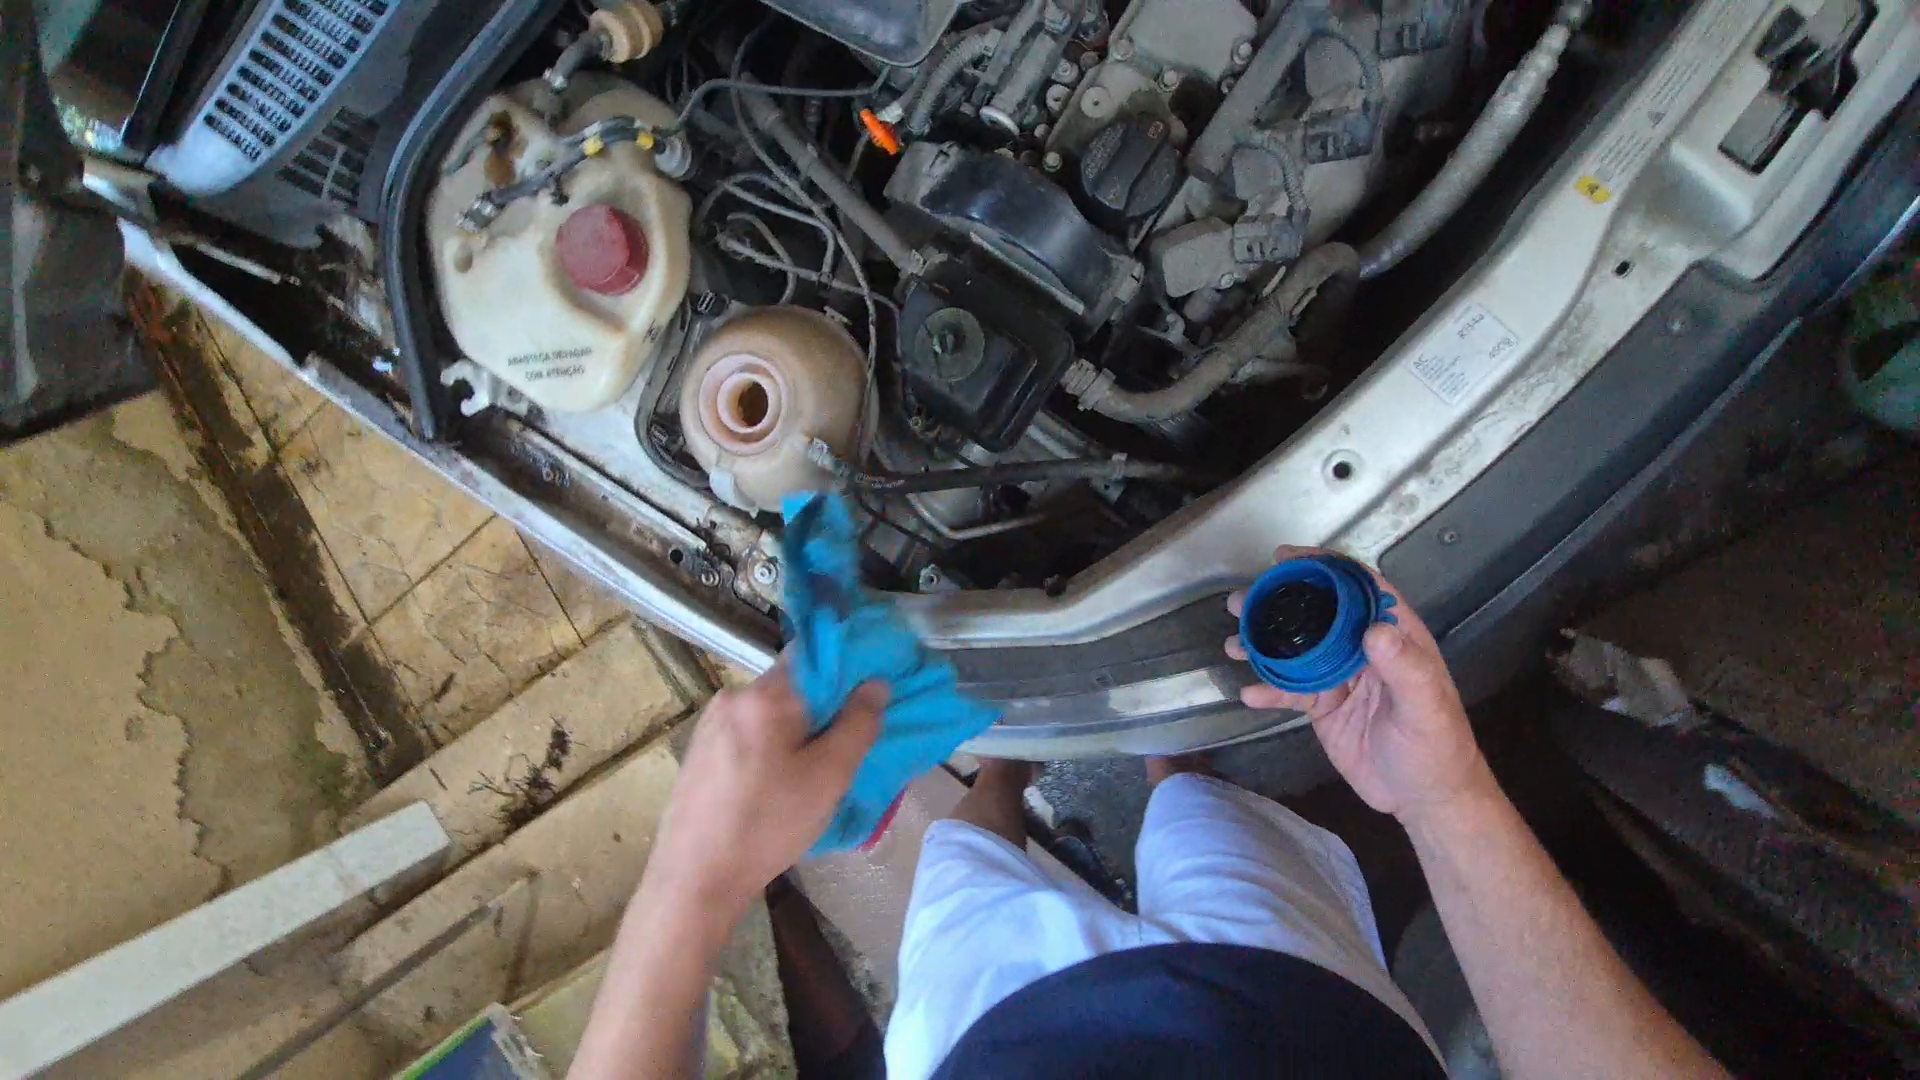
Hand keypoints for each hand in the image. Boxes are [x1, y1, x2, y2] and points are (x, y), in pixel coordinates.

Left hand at [642, 668, 886, 915]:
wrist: (694, 881)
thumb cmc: (768, 825)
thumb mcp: (829, 776)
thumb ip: (858, 724)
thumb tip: (876, 684)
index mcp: (764, 695)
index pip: (814, 657)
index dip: (846, 672)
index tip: (867, 700)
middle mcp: (732, 697)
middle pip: (792, 686)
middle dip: (822, 710)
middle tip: (844, 747)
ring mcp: (710, 723)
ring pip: (770, 712)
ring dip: (796, 731)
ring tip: (812, 772)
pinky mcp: (699, 750)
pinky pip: (748, 732)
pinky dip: (771, 746)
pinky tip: (777, 784)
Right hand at [1225, 547, 1491, 822]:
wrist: (1424, 800)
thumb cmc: (1437, 750)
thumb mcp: (1426, 708)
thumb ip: (1405, 668)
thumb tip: (1374, 630)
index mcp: (1394, 638)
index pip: (1357, 588)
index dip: (1324, 567)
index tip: (1287, 558)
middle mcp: (1361, 651)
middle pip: (1316, 614)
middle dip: (1277, 603)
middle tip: (1242, 600)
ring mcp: (1338, 677)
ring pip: (1294, 650)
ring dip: (1262, 644)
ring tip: (1233, 643)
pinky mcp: (1321, 706)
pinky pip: (1287, 691)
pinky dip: (1266, 690)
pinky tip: (1248, 694)